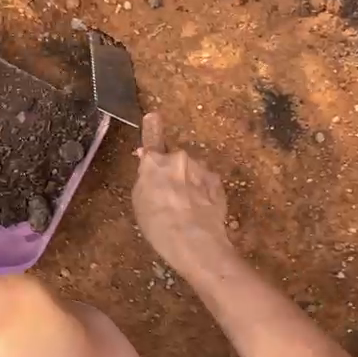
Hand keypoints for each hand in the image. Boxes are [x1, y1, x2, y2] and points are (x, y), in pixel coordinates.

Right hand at [133, 111, 231, 273]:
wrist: (194, 241)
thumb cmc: (158, 225)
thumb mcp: (139, 203)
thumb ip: (144, 180)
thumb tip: (147, 164)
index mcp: (154, 163)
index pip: (151, 139)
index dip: (151, 128)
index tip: (153, 116)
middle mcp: (179, 159)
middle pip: (173, 162)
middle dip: (172, 174)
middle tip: (168, 198)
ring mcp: (201, 169)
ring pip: (191, 173)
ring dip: (188, 185)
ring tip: (186, 211)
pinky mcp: (218, 183)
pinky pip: (205, 184)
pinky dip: (202, 193)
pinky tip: (199, 212)